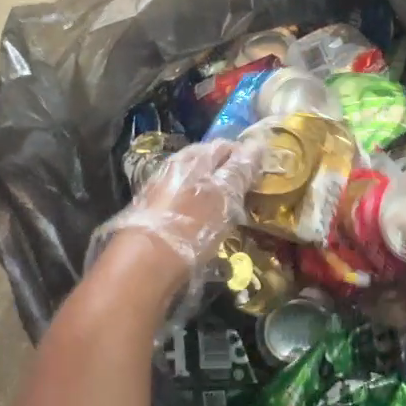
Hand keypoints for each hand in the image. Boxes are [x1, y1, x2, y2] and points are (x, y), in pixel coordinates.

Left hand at [89, 138, 265, 289]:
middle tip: (245, 194)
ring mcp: (162, 186)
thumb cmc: (194, 224)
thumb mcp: (225, 196)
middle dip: (228, 173)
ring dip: (212, 190)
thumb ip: (240, 170)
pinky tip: (203, 223)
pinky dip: (197, 206)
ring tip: (227, 211)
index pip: (226, 146)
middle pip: (209, 162)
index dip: (245, 158)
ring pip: (196, 181)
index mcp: (196, 156)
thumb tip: (256, 146)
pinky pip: (184, 199)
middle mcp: (177, 165)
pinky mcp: (153, 209)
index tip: (258, 177)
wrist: (148, 260)